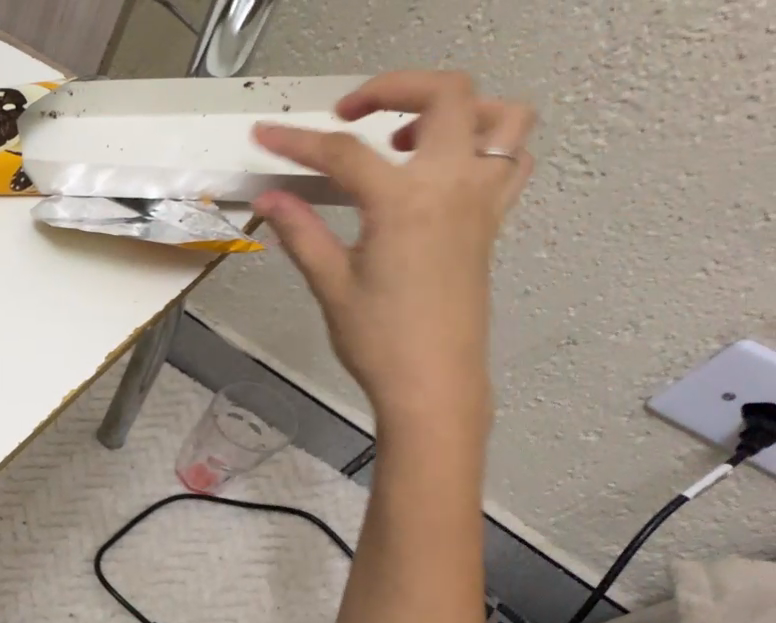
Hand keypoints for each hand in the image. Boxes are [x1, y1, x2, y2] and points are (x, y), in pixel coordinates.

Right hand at [251, 71, 535, 429]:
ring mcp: (484, 198)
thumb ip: (300, 230)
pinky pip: (513, 155)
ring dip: (455, 108)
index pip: (344, 153)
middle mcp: (454, 185)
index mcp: (405, 203)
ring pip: (501, 113)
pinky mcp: (493, 217)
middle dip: (393, 89)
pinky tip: (441, 167)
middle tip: (348, 115)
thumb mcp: (330, 282)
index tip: (264, 137)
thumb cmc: (379, 339)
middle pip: (445, 95)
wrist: (433, 379)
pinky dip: (486, 141)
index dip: (296, 142)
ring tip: (406, 137)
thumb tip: (269, 198)